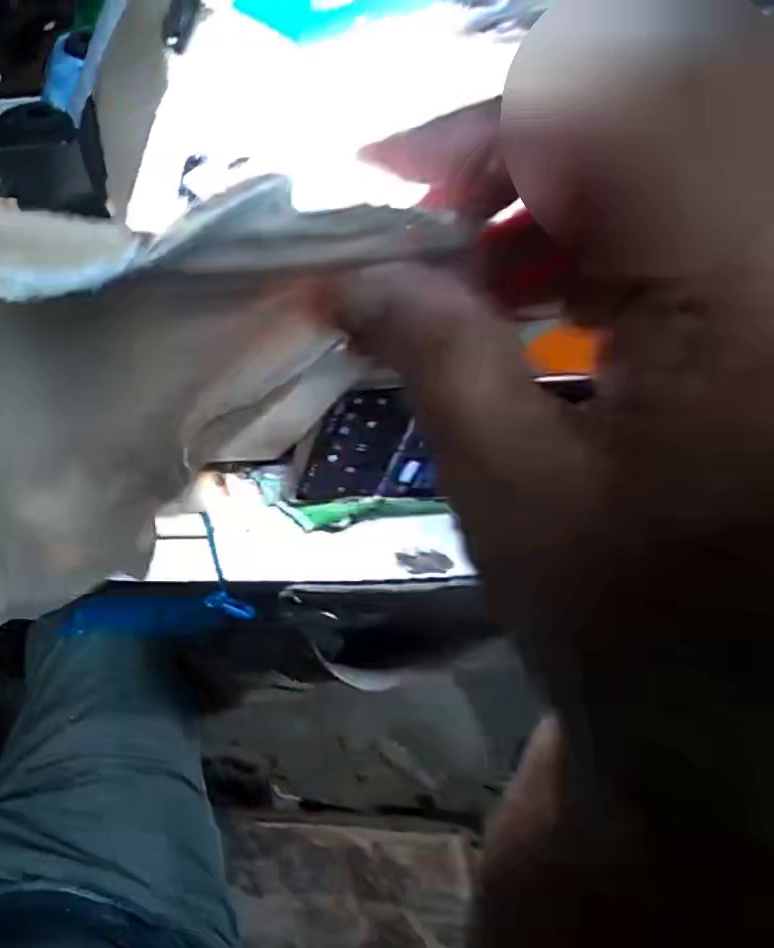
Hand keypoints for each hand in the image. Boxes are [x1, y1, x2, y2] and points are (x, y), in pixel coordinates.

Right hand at [325, 0, 773, 829]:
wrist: (756, 703)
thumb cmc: (622, 611)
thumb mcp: (507, 484)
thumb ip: (436, 356)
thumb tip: (357, 278)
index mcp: (763, 289)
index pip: (626, 103)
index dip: (484, 128)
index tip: (369, 190)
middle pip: (662, 101)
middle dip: (503, 155)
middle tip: (395, 237)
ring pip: (678, 146)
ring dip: (543, 194)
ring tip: (446, 273)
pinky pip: (693, 209)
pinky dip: (588, 230)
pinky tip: (522, 289)